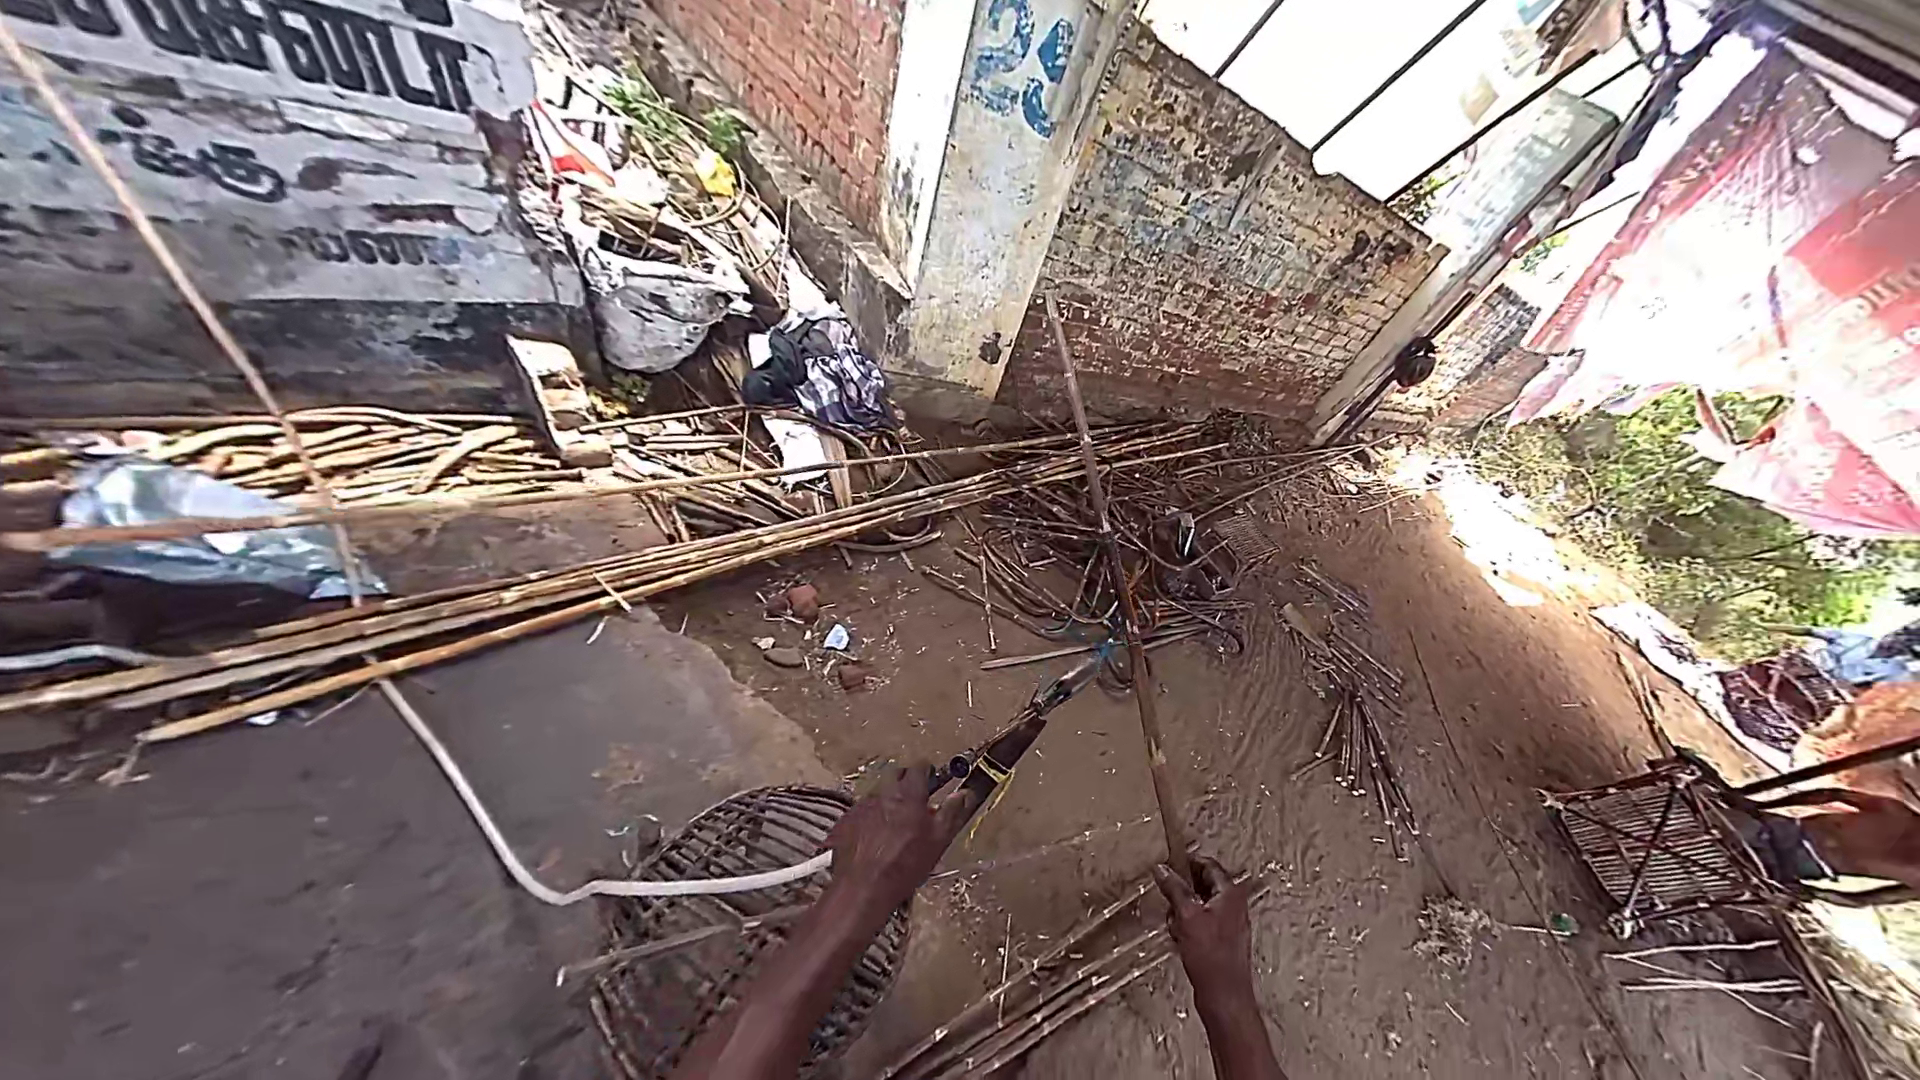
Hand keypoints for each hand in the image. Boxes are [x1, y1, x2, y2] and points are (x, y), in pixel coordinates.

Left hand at [825, 764, 968, 914]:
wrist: (862, 887)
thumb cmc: (905, 865)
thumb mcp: (938, 840)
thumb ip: (952, 812)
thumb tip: (964, 792)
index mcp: (908, 794)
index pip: (919, 767)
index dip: (927, 771)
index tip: (932, 779)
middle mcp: (883, 793)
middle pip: (896, 774)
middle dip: (906, 780)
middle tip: (914, 800)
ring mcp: (862, 805)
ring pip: (878, 793)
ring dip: (888, 800)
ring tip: (894, 824)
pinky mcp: (846, 820)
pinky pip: (861, 811)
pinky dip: (870, 817)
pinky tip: (873, 838)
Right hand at [1155, 855, 1254, 1003]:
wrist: (1225, 999)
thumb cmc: (1211, 957)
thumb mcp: (1186, 915)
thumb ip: (1174, 888)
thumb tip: (1161, 868)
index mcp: (1230, 894)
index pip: (1208, 864)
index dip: (1187, 862)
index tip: (1169, 865)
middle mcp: (1233, 906)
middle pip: (1203, 884)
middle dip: (1182, 890)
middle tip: (1169, 897)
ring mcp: (1229, 924)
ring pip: (1199, 903)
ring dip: (1183, 909)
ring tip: (1176, 923)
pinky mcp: (1222, 940)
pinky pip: (1200, 921)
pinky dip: (1188, 924)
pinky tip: (1181, 937)